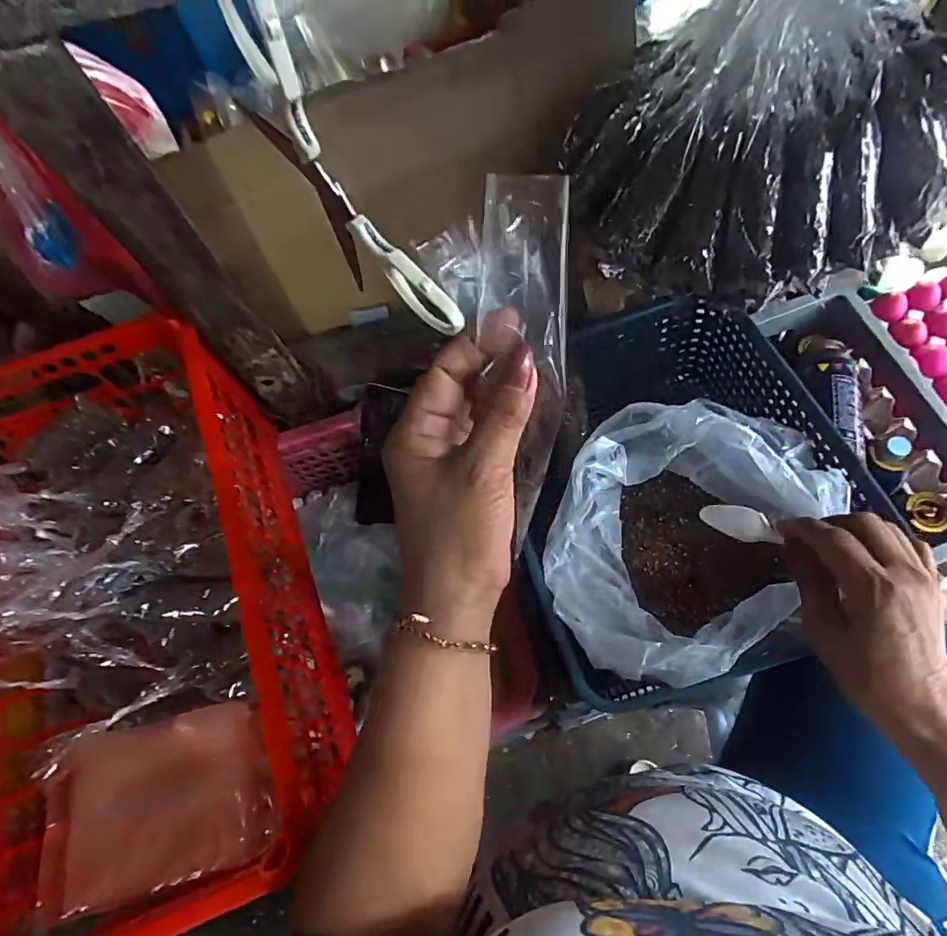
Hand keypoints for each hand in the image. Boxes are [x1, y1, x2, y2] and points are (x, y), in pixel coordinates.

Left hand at [384, 333, 536, 641]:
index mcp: (412, 433)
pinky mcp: (466, 481)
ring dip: (500, 388)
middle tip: (530, 337)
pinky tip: (527, 402)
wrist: (455, 602)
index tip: (514, 322)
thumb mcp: (482, 469)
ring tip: (534, 361)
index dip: (477, 344)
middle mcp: (424, 441)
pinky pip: (483, 437)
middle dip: (491, 362)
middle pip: (457, 388)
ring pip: (472, 412)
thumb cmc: (460, 534)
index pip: (443, 373)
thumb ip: (504, 414)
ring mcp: (445, 462)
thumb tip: (526, 360)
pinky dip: (504, 418)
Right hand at [779, 514, 946, 739]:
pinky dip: (886, 539)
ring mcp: (924, 574)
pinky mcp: (934, 581)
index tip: (783, 528)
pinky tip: (870, 553)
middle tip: (807, 538)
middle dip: (830, 523)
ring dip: (857, 528)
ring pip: (889, 527)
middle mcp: (903, 571)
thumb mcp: (824, 632)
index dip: (804, 528)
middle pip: (865, 523)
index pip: (834, 539)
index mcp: (873, 586)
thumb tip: (796, 548)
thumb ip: (811, 584)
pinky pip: (911, 543)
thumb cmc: (864, 675)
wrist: (920, 702)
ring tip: (834, 543)